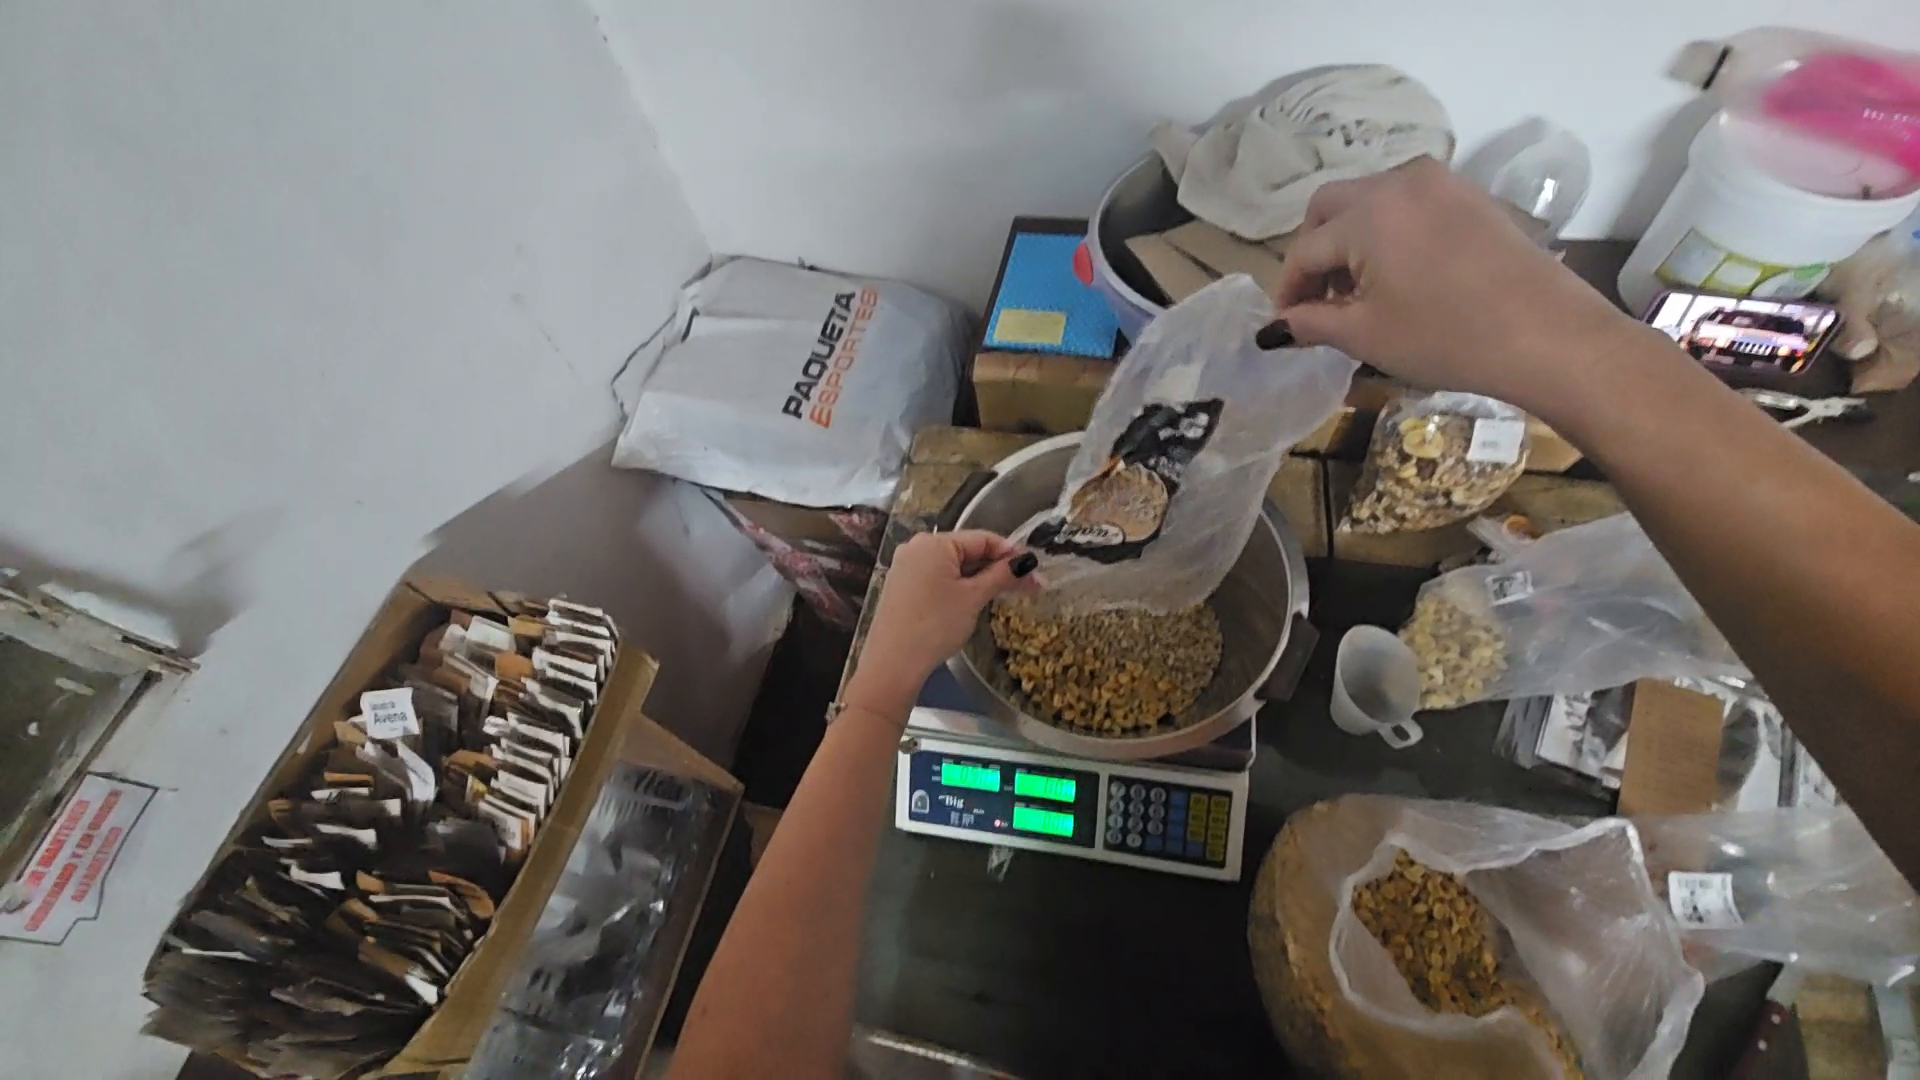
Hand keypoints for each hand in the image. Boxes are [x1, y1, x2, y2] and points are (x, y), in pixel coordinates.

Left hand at [842, 530, 1038, 719]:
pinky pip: (937, 578)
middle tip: (1026, 586)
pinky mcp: (902, 586)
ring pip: (952, 566)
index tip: (1034, 569)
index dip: (1011, 552)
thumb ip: (1002, 576)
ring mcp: (906, 567)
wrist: (893, 662)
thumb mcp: (973, 598)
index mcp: (934, 542)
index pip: (982, 538)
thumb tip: (1028, 564)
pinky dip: (958, 586)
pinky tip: (974, 601)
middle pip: (967, 550)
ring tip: (1004, 594)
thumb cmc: (936, 625)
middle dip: (996, 567)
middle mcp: (917, 547)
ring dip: (979, 578)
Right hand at [1274, 156, 1644, 414]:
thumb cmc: (1443, 337)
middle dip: (1313, 251)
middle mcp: (1401, 182)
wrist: (1547, 336)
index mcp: (1368, 214)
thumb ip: (1309, 323)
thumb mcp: (1363, 334)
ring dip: (1348, 240)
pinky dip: (1386, 233)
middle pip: (1330, 207)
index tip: (1285, 325)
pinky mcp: (1470, 197)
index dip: (1288, 290)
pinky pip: (1407, 205)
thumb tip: (1274, 329)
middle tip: (1317, 299)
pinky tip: (1396, 277)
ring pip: (1369, 201)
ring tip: (1357, 291)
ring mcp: (1442, 183)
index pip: (1305, 250)